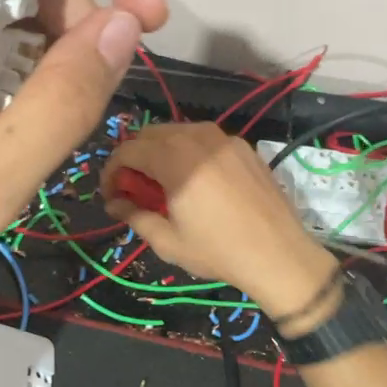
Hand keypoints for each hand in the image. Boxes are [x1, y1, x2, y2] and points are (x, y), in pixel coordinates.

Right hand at [101, 123, 338, 324]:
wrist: (277, 253)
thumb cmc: (217, 251)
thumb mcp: (167, 240)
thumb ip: (135, 215)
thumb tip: (113, 203)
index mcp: (174, 159)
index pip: (127, 150)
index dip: (111, 171)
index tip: (110, 195)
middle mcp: (197, 138)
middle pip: (150, 134)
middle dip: (134, 157)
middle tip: (133, 189)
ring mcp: (224, 139)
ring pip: (178, 132)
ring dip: (161, 152)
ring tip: (162, 185)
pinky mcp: (243, 147)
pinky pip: (204, 139)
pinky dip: (188, 152)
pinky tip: (194, 182)